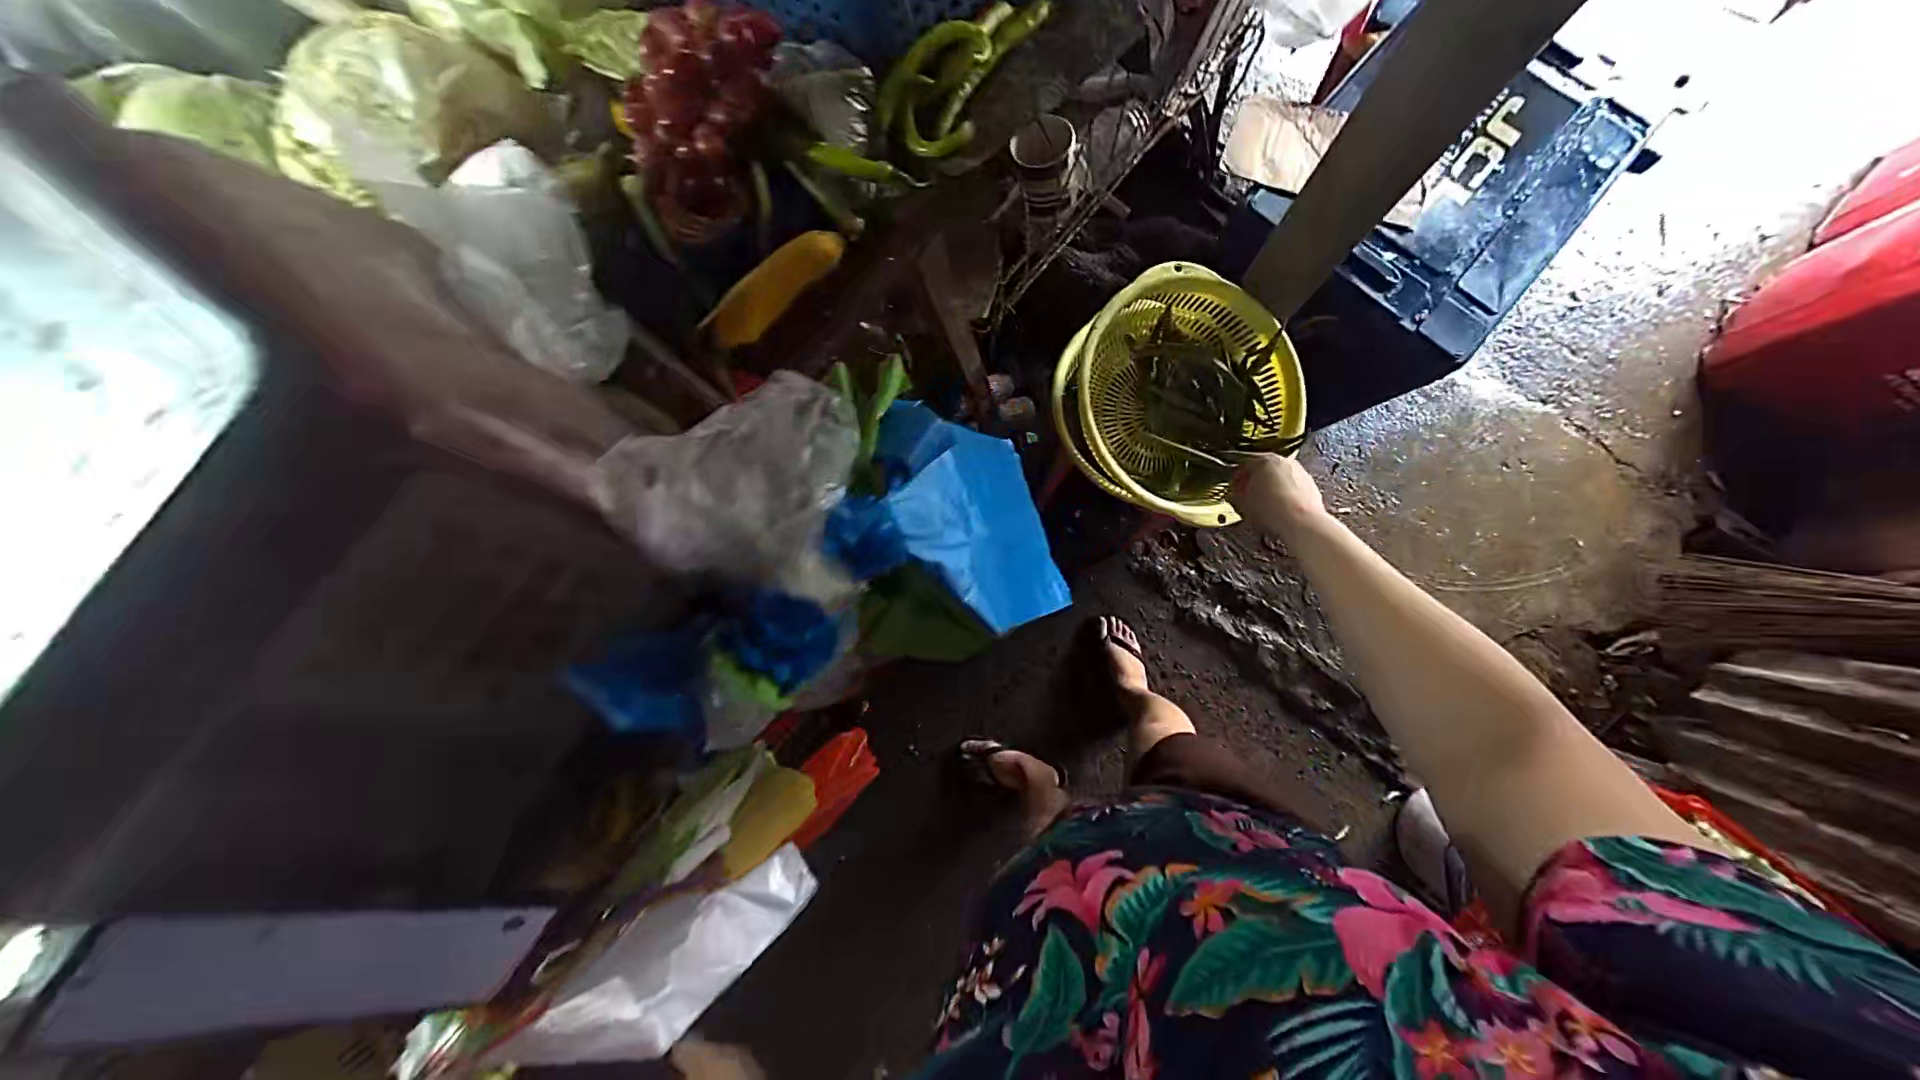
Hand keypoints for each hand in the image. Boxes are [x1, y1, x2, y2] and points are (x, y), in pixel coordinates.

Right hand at [1229, 453, 1325, 535]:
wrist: (1301, 522)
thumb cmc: (1271, 509)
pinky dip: (1285, 495)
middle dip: (1255, 481)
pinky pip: (1292, 488)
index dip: (1237, 478)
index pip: (1245, 464)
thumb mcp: (1242, 502)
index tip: (1234, 488)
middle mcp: (1284, 461)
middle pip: (1265, 469)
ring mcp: (1300, 472)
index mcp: (1264, 460)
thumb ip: (1237, 493)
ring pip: (1280, 478)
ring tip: (1264, 505)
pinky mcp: (1311, 486)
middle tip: (1248, 495)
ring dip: (1271, 488)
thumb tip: (1238, 493)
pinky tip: (1279, 509)